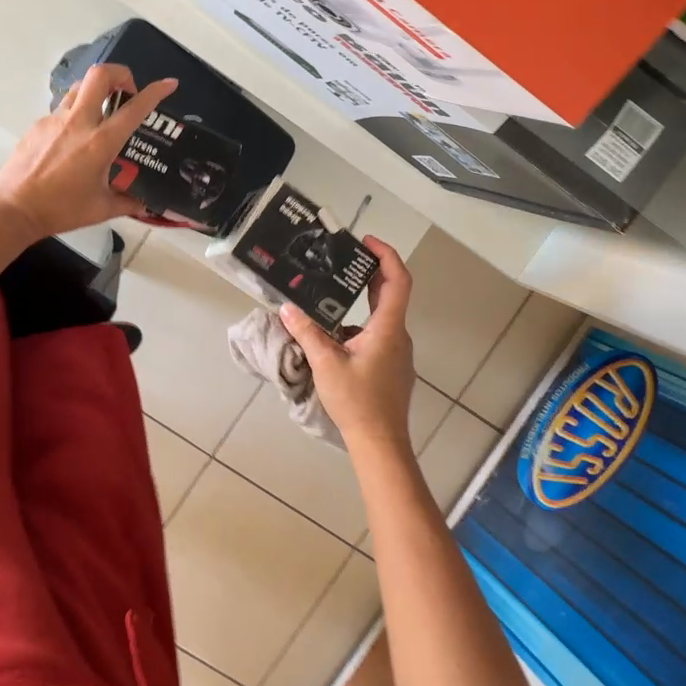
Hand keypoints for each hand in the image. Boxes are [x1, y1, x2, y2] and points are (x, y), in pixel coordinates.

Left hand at [0, 64, 178, 239]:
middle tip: (126, 91)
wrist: (14, 208)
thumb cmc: (61, 210)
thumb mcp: (100, 209)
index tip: (168, 84)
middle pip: (100, 75)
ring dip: (95, 91)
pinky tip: (72, 140)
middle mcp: (79, 123)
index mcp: (100, 142)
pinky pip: (61, 110)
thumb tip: (143, 204)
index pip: (134, 108)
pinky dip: (74, 115)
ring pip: (79, 88)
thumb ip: (126, 202)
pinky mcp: (37, 125)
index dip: (155, 92)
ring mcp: (55, 120)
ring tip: (101, 112)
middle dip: (120, 73)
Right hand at [279, 236, 415, 453]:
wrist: (380, 444)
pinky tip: (332, 336)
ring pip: (380, 318)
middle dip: (369, 274)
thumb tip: (287, 308)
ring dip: (358, 303)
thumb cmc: (358, 401)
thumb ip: (307, 332)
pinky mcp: (390, 368)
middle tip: (343, 260)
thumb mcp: (326, 364)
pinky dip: (357, 326)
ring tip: (327, 298)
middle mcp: (398, 336)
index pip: (397, 281)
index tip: (366, 241)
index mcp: (388, 329)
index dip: (386, 256)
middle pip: (390, 295)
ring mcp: (397, 354)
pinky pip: (376, 336)